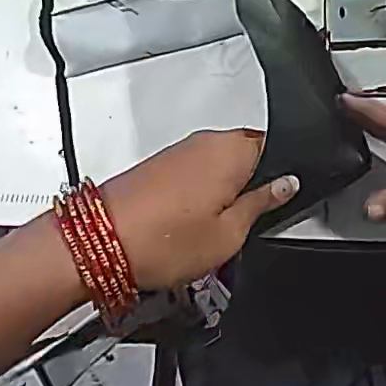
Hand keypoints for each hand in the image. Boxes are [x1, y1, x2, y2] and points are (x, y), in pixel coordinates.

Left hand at [98, 130, 298, 289]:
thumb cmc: (159, 240)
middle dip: (248, 187)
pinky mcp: (160, 164)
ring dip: (221, 193)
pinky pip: (194, 173)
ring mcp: (179, 151)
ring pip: (218, 166)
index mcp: (231, 150)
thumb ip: (262, 204)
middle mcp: (205, 142)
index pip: (274, 147)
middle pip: (245, 156)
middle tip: (240, 225)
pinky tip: (187, 224)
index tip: (274, 204)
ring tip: (207, 230)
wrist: (100, 242)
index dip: (280, 177)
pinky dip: (197, 195)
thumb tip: (285, 186)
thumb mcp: (229, 235)